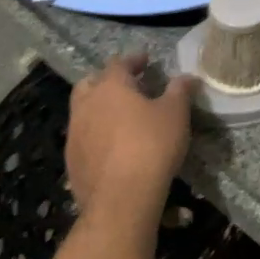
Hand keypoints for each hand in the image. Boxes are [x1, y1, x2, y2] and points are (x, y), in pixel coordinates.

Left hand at [67, 55, 193, 222]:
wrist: (121, 198)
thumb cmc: (151, 145)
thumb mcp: (176, 113)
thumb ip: (180, 90)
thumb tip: (188, 77)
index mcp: (110, 87)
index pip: (118, 63)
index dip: (133, 60)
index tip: (146, 60)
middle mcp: (86, 106)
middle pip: (89, 83)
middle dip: (106, 80)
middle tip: (128, 85)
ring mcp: (74, 135)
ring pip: (82, 111)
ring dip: (99, 108)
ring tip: (121, 116)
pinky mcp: (71, 162)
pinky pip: (82, 138)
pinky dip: (96, 134)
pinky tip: (113, 145)